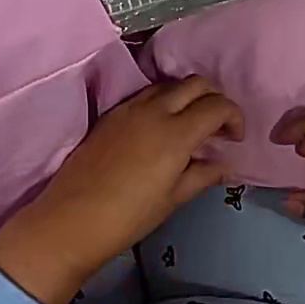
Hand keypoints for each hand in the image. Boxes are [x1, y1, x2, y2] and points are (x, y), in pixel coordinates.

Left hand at [0, 76, 241, 303]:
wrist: (70, 220)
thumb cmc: (128, 217)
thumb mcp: (173, 199)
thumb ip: (202, 174)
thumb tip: (224, 164)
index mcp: (175, 132)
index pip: (217, 106)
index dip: (234, 117)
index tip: (234, 138)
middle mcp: (154, 110)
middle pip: (195, 83)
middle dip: (215, 98)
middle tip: (218, 125)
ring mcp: (129, 108)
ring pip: (169, 84)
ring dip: (188, 96)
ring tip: (190, 123)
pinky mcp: (111, 113)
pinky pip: (146, 93)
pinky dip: (164, 100)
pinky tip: (162, 126)